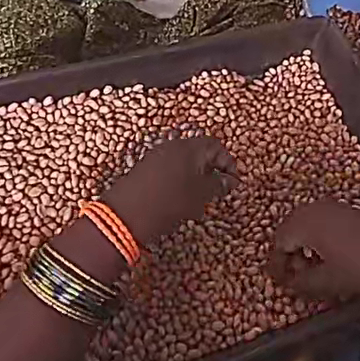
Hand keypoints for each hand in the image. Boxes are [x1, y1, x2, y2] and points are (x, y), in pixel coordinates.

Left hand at [99, 136, 236, 247]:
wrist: (126, 214)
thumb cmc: (169, 202)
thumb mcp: (200, 195)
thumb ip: (218, 184)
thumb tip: (230, 180)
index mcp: (189, 147)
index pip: (216, 146)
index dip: (228, 163)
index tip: (233, 182)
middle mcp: (172, 146)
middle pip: (199, 152)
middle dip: (211, 170)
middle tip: (218, 190)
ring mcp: (156, 156)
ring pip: (184, 162)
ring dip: (195, 177)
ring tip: (199, 199)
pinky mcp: (145, 169)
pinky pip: (170, 169)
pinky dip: (180, 180)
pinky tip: (180, 200)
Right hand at [268, 201, 359, 301]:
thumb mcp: (328, 281)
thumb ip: (301, 283)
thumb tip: (289, 283)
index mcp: (303, 223)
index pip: (278, 242)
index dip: (278, 265)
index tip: (281, 282)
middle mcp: (313, 208)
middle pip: (290, 230)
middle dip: (290, 254)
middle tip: (296, 277)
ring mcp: (332, 206)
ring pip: (305, 225)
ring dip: (304, 246)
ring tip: (314, 270)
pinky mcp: (347, 210)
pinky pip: (321, 222)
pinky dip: (318, 239)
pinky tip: (330, 258)